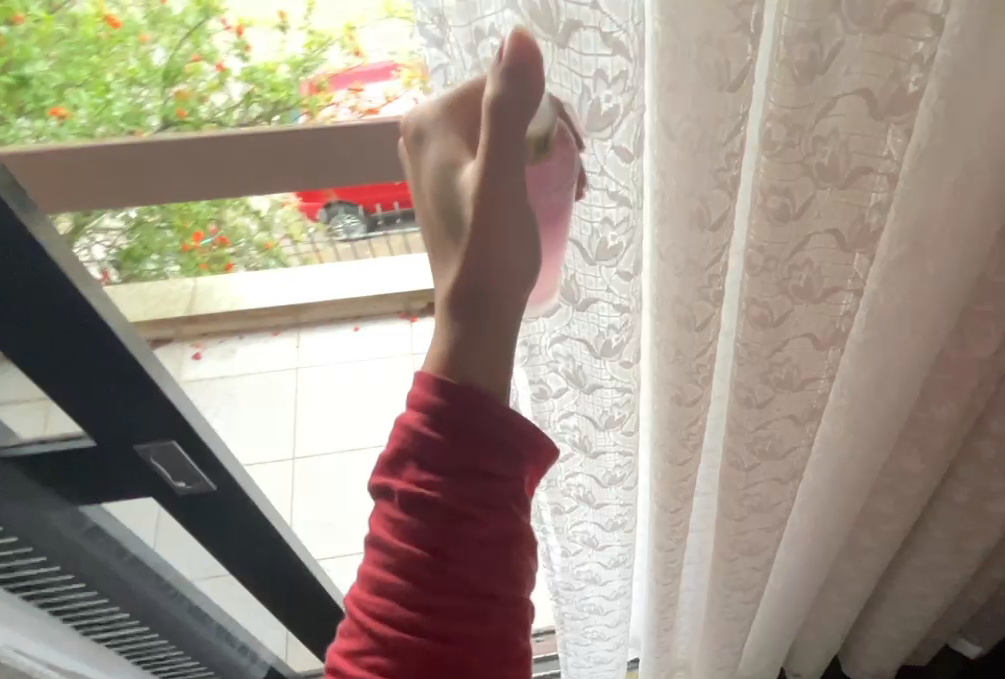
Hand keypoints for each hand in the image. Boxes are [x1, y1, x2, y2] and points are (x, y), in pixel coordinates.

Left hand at [399, 26, 546, 400]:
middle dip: (550, 137)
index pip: (504, 85)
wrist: (477, 316)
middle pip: (503, 109)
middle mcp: (423, 132)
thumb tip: (519, 36)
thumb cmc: (492, 253)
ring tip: (571, 192)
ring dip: (543, 155)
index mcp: (431, 120)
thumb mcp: (505, 178)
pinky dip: (524, 171)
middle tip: (580, 180)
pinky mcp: (447, 187)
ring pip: (501, 134)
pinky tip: (542, 197)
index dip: (551, 115)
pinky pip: (493, 159)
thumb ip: (508, 108)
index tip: (580, 158)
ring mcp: (433, 160)